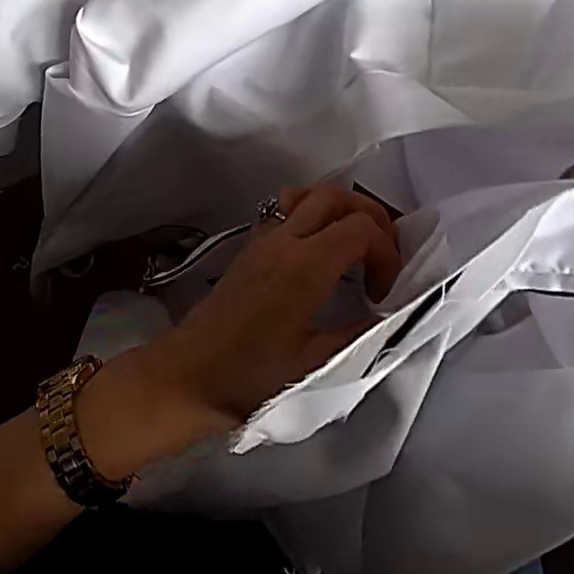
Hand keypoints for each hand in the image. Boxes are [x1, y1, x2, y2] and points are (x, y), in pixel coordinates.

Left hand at [78, 185, 400, 476]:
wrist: (184, 378)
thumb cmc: (247, 377)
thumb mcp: (313, 365)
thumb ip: (358, 335)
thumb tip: (389, 317)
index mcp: (304, 267)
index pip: (362, 229)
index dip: (387, 252)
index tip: (385, 289)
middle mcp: (283, 242)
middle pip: (337, 197)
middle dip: (371, 218)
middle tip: (382, 256)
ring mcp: (262, 241)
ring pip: (310, 195)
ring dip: (341, 210)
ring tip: (355, 246)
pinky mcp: (249, 249)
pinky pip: (286, 210)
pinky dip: (313, 214)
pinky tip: (319, 251)